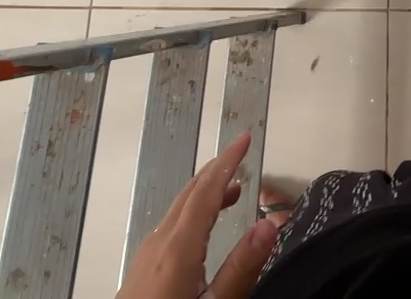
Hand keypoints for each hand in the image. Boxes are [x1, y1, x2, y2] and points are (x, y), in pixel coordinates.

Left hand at [116, 132, 279, 298]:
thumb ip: (241, 268)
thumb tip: (269, 226)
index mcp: (178, 247)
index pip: (207, 189)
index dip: (228, 160)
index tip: (245, 138)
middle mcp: (159, 243)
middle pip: (190, 193)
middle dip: (217, 170)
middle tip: (241, 158)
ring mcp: (145, 256)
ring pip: (178, 209)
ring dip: (205, 192)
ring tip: (231, 193)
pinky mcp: (140, 272)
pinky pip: (170, 226)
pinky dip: (191, 213)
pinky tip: (200, 230)